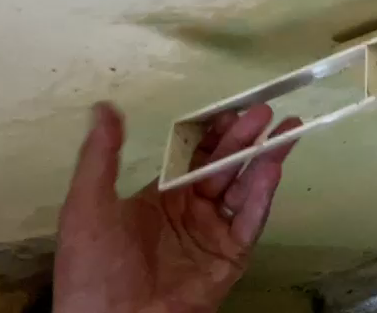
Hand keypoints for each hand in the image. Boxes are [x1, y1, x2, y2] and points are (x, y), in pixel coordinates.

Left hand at [53, 101, 300, 312]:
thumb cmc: (96, 269)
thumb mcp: (86, 210)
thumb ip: (100, 159)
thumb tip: (103, 107)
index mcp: (161, 197)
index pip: (195, 155)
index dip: (214, 131)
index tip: (232, 109)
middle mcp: (192, 209)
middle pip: (226, 164)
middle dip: (245, 136)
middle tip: (264, 111)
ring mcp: (215, 231)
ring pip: (247, 185)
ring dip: (268, 156)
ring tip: (290, 129)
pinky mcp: (233, 253)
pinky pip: (251, 219)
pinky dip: (264, 194)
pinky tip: (271, 171)